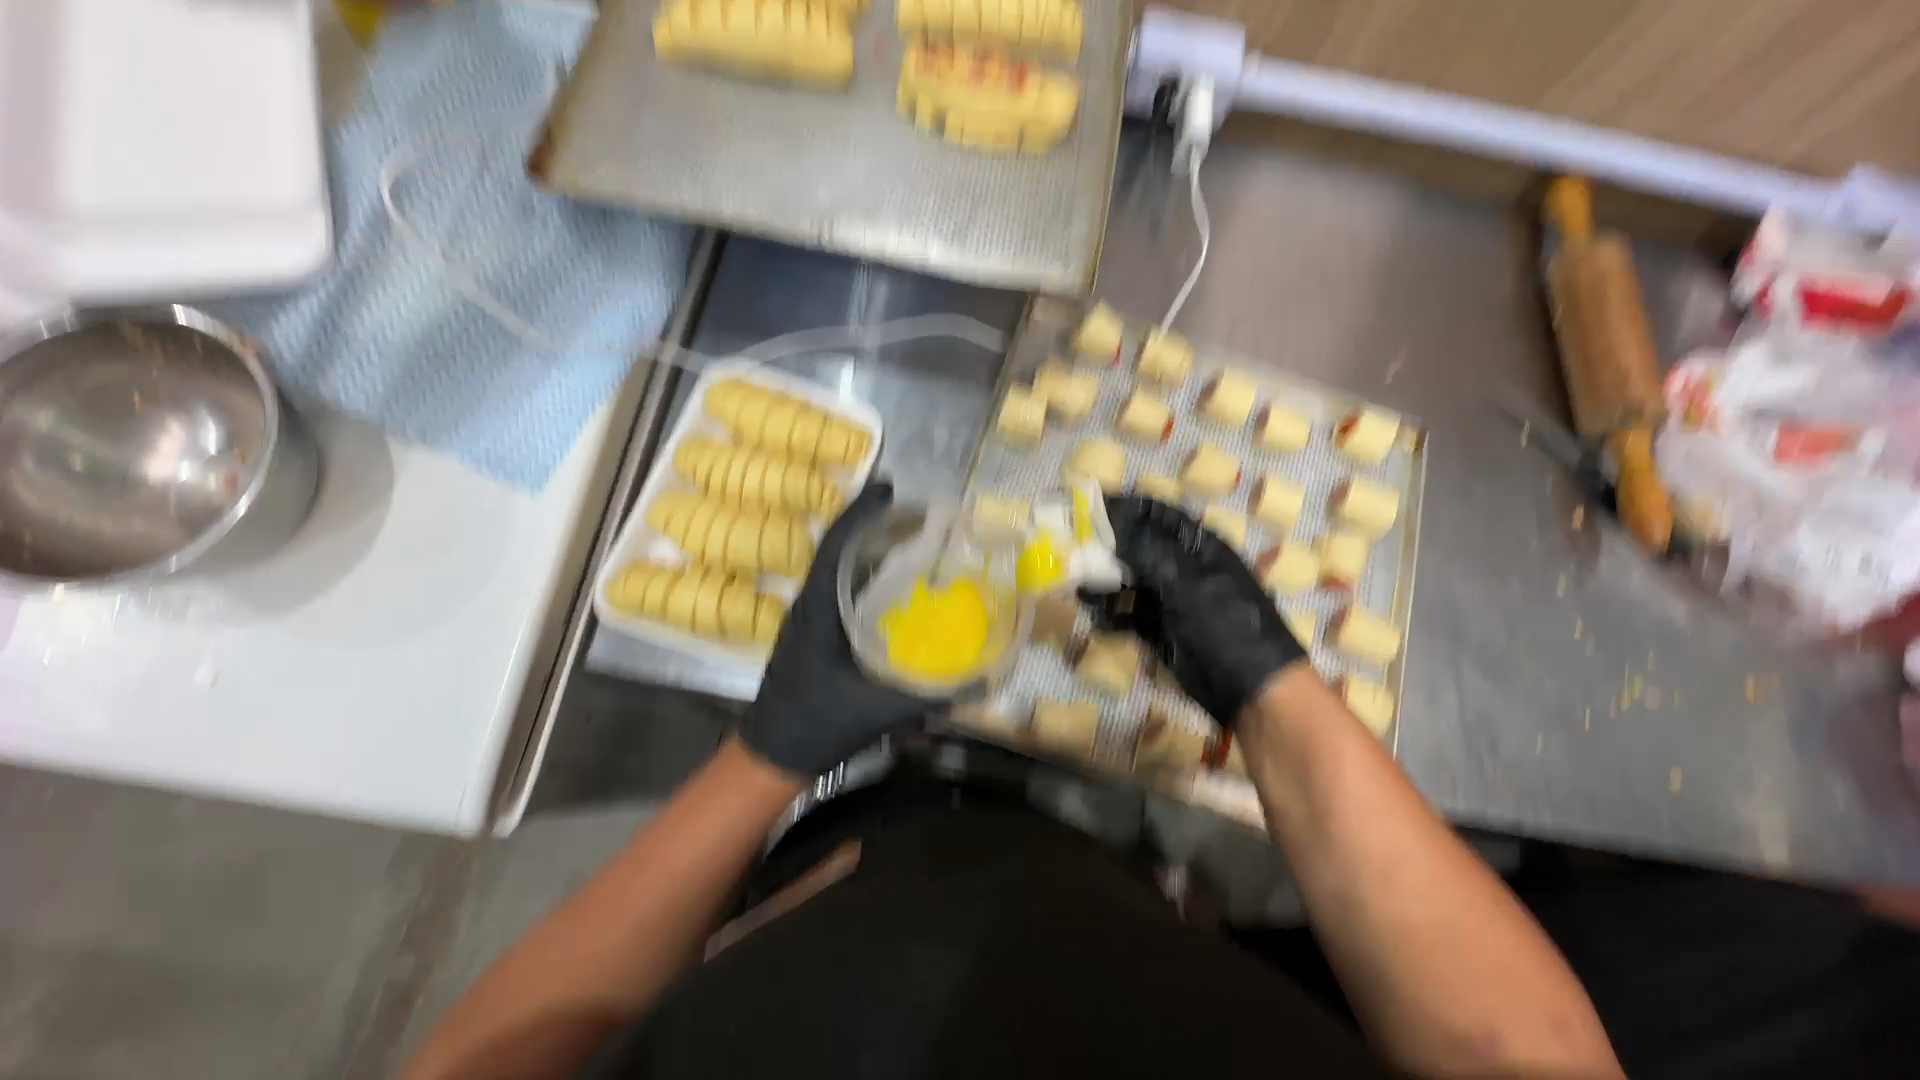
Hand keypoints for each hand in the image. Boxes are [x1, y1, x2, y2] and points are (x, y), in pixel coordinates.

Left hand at [740, 482, 935, 777]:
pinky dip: (864, 580)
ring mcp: (807, 620)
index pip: (836, 544)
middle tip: (915, 515)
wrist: (774, 753)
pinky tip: (893, 590)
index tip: (889, 488)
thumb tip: (985, 683)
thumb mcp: (880, 710)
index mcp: (818, 609)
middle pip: (838, 550)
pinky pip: (839, 593)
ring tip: (909, 541)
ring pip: (837, 572)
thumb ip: (933, 697)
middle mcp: (809, 605)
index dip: (861, 511)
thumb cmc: (819, 725)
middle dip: (873, 527)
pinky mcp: (812, 636)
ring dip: (868, 552)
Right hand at [1085, 495, 1306, 726]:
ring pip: (1129, 582)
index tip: (1086, 508)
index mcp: (1199, 545)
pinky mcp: (1162, 631)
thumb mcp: (1187, 582)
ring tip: (1077, 589)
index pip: (1156, 513)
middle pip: (1137, 547)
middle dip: (1105, 548)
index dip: (1124, 507)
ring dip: (1103, 584)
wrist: (1253, 690)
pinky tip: (1096, 622)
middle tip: (1069, 550)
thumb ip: (1147, 551)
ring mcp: (1173, 600)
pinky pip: (1130, 616)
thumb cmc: (1226, 624)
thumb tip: (1112, 523)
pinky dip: (1112, 617)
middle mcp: (1184, 567)